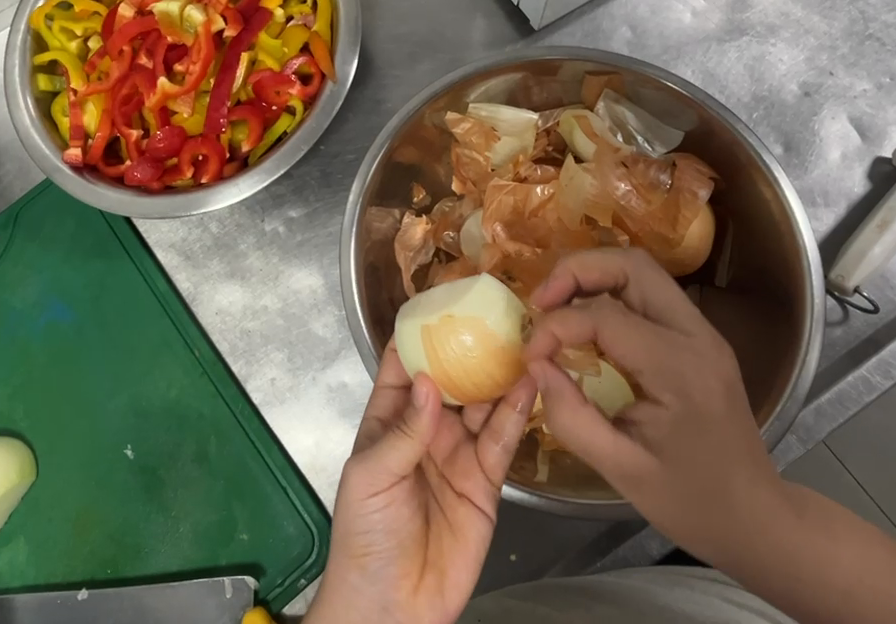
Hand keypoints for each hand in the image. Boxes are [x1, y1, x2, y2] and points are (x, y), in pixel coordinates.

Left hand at [306, 343, 537, 623]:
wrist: (393, 605)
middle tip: (496, 315)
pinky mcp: (485, 481)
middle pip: (451, 379)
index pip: (404, 367)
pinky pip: (502, 441)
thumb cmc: (366, 534)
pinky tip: (529, 385)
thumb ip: (403, 432)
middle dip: (469, 348)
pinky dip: (516, 413)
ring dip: (498, 375)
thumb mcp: (371, 477)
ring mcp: (457, 453)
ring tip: (521, 341)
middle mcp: (426, 429)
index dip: (419, 335)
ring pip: (482, 404)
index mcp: (389, 420)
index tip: (442, 302)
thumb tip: (431, 382)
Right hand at [523, 249, 786, 562]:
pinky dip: (607, 291)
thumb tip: (535, 366)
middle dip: (575, 271)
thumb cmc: (691, 501)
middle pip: (631, 265)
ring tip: (555, 305)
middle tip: (538, 303)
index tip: (530, 356)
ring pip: (640, 269)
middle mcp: (697, 336)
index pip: (605, 317)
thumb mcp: (621, 472)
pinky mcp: (697, 336)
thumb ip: (571, 417)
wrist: (756, 518)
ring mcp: (702, 332)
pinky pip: (647, 291)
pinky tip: (584, 319)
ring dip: (591, 275)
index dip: (556, 327)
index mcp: (680, 370)